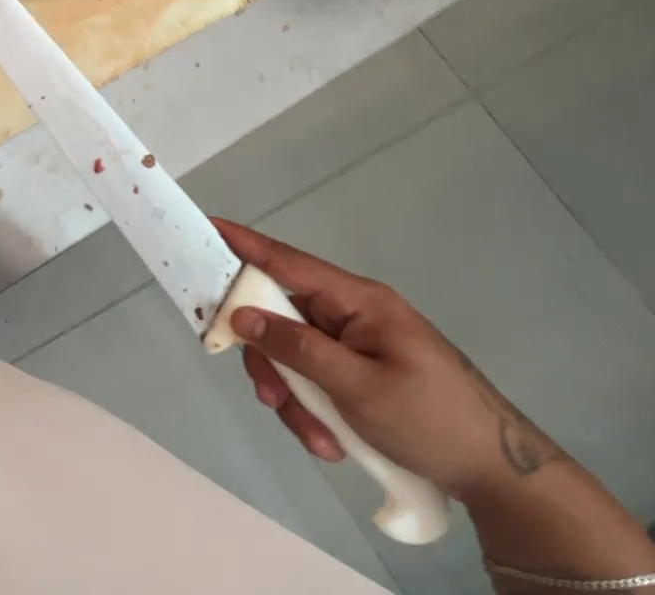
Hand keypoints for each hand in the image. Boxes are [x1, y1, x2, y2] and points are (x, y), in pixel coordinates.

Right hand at [215, 219, 565, 505]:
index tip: (202, 226)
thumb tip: (239, 315)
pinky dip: (310, 411)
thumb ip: (295, 348)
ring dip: (293, 398)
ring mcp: (352, 346)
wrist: (503, 480)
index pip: (285, 261)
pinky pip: (309, 381)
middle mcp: (350, 316)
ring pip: (288, 356)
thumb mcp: (358, 386)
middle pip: (277, 318)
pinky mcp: (355, 375)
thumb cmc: (434, 420)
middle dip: (269, 362)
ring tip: (317, 438)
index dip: (241, 243)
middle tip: (270, 397)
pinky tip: (329, 441)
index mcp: (358, 302)